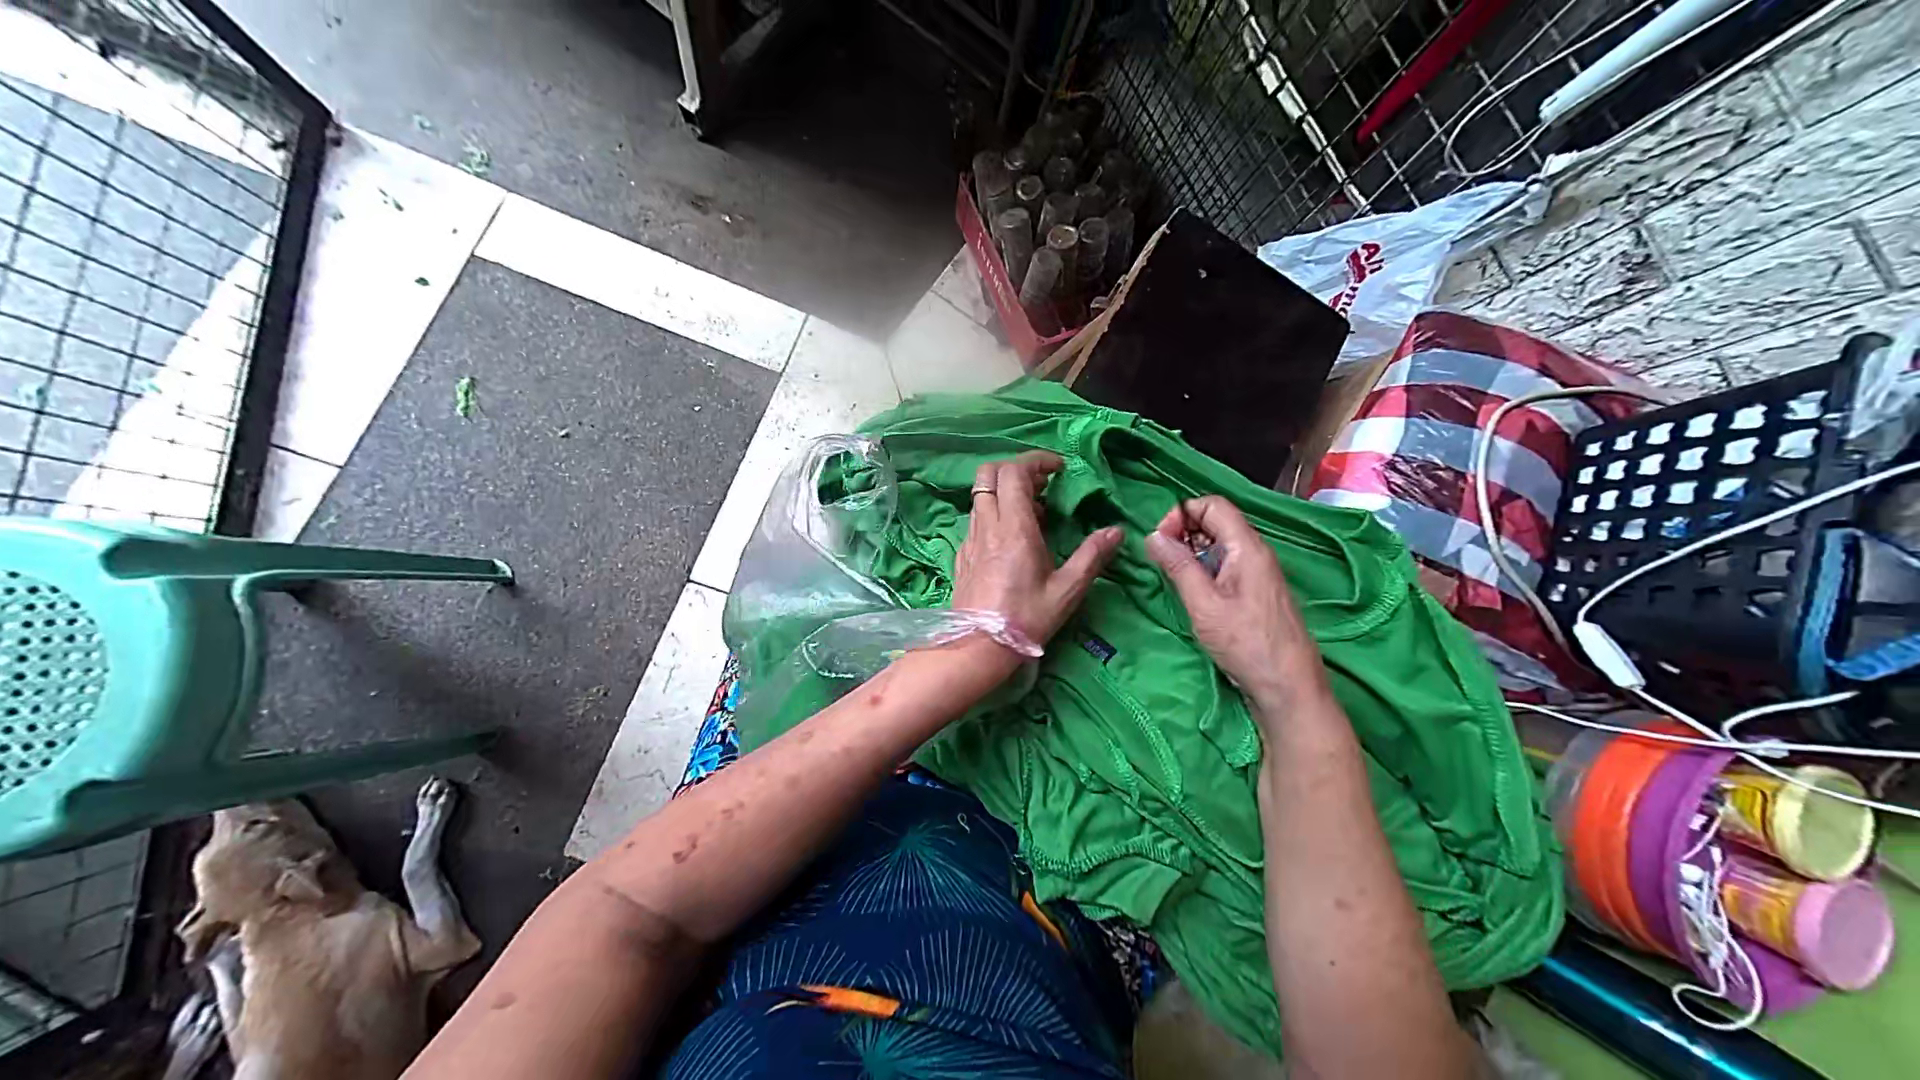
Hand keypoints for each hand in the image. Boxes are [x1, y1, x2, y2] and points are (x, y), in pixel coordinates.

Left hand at [952, 451, 1122, 651]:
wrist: (976, 648)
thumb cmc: (1024, 620)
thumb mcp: (1067, 591)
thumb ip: (1091, 557)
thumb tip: (1115, 531)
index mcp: (1013, 528)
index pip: (1013, 472)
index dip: (1035, 461)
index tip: (1059, 469)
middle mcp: (987, 526)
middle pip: (989, 474)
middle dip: (1017, 469)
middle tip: (1045, 485)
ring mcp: (971, 540)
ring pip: (981, 496)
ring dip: (1006, 491)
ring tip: (1035, 513)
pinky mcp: (963, 555)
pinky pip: (977, 519)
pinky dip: (995, 513)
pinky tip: (1014, 539)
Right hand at [1144, 495, 1326, 711]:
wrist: (1288, 687)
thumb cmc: (1246, 644)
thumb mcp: (1203, 604)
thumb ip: (1178, 566)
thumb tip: (1153, 536)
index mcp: (1247, 547)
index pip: (1212, 505)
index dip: (1181, 513)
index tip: (1161, 540)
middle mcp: (1255, 553)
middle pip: (1215, 522)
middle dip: (1183, 532)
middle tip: (1162, 559)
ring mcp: (1257, 573)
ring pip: (1218, 545)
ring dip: (1191, 553)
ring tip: (1173, 577)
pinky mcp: (1255, 592)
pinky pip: (1225, 566)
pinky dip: (1204, 570)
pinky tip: (1192, 592)